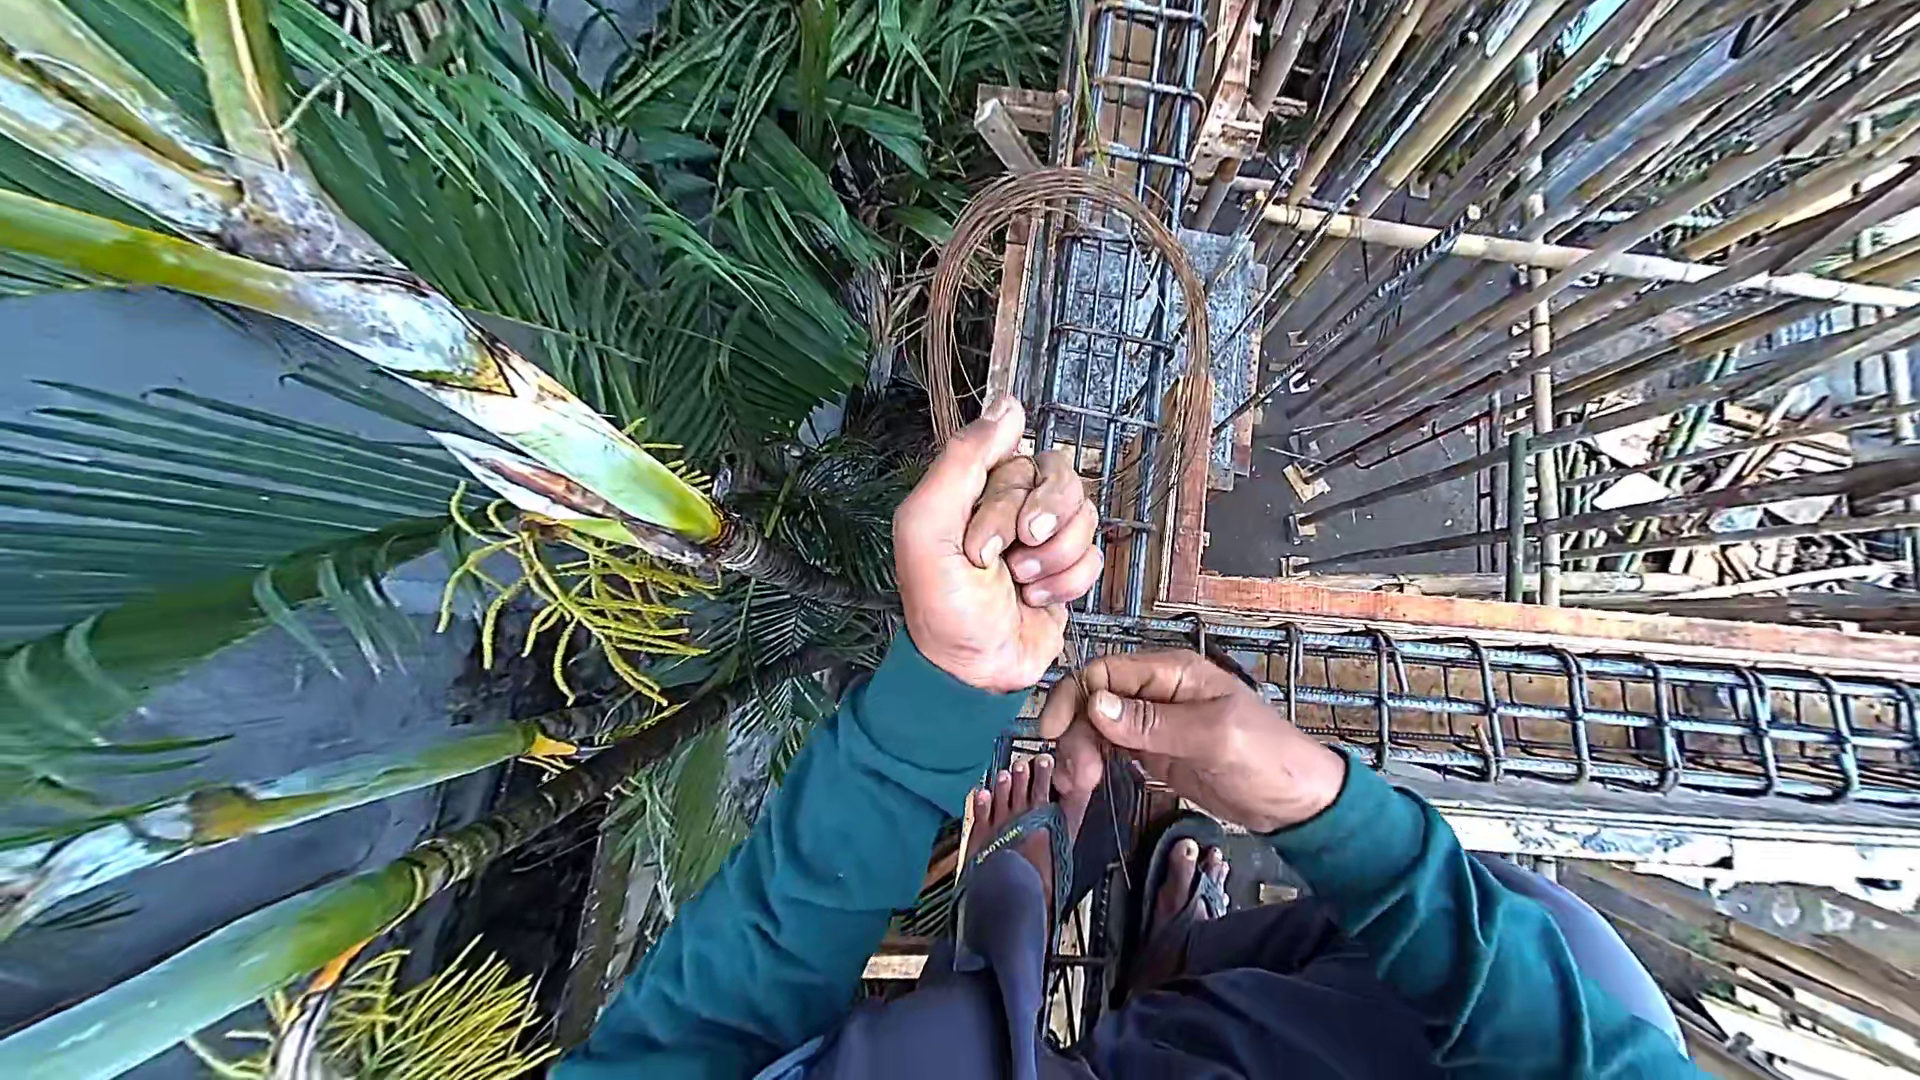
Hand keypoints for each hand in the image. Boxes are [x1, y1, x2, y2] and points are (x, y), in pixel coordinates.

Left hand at [893, 397, 1102, 693]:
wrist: (973, 671)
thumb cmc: (942, 606)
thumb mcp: (929, 528)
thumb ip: (962, 461)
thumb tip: (1008, 405)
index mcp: (976, 487)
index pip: (1021, 460)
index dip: (1009, 503)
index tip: (984, 545)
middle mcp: (1012, 503)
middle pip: (1061, 481)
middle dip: (1038, 532)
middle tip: (1010, 562)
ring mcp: (1043, 535)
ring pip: (1084, 516)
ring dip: (1054, 560)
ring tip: (1020, 583)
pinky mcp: (1066, 566)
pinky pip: (1094, 553)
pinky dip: (1067, 583)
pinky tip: (1035, 599)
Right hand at [1038, 650, 1346, 831]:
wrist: (1297, 804)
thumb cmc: (1266, 757)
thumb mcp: (1213, 736)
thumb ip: (1153, 722)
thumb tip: (1094, 705)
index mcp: (1170, 672)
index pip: (1105, 672)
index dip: (1073, 696)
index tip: (1052, 732)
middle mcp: (1154, 690)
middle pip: (1093, 700)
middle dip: (1076, 733)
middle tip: (1075, 776)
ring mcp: (1150, 720)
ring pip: (1095, 725)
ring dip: (1079, 750)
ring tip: (1078, 784)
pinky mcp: (1150, 748)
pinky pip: (1108, 747)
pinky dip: (1092, 761)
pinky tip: (1086, 782)